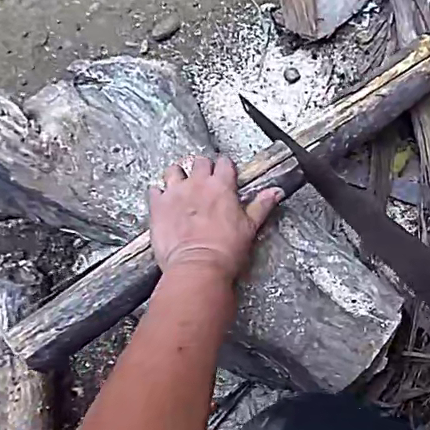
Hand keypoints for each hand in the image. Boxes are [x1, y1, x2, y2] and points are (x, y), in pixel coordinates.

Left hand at [147, 155, 282, 280]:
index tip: (225, 175)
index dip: (225, 168)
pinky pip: (154, 190)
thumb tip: (275, 192)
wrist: (197, 267)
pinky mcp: (158, 206)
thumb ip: (261, 206)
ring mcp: (175, 193)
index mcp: (221, 186)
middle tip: (204, 182)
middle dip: (202, 168)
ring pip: (174, 170)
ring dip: (178, 175)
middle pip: (199, 162)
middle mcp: (197, 184)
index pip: (224, 163)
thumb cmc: (225, 251)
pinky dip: (159, 193)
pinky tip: (164, 201)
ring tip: (181, 185)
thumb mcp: (250, 228)